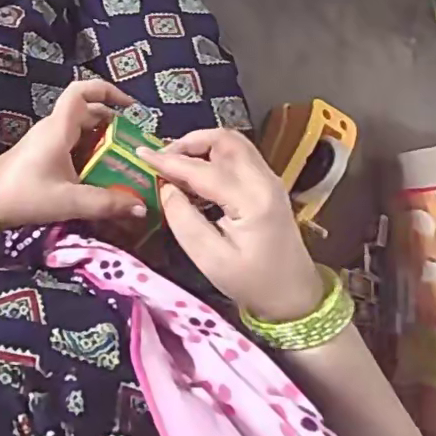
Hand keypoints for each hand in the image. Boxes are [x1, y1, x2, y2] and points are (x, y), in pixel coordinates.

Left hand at [0, 80, 151, 228]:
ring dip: (102, 140)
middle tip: (133, 143)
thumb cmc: (25, 194)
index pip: (82, 91)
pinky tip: (100, 174)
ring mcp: (46, 141)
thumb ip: (106, 203)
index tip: (130, 107)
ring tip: (122, 160)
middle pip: (87, 112)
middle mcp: (53, 128)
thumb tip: (140, 208)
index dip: (108, 91)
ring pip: (80, 130)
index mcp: (59, 128)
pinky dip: (89, 153)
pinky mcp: (42, 155)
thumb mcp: (69, 201)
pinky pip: (72, 145)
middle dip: (113, 123)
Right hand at [137, 128, 322, 321]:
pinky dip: (213, 153)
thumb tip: (166, 188)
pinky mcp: (267, 183)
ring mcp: (269, 179)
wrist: (294, 295)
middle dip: (188, 142)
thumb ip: (184, 221)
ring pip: (233, 142)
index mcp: (251, 200)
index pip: (203, 169)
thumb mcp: (211, 260)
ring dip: (201, 144)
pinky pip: (238, 154)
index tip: (141, 154)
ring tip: (175, 162)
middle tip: (162, 157)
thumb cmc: (252, 282)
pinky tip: (195, 172)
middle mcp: (264, 181)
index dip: (169, 160)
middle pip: (224, 139)